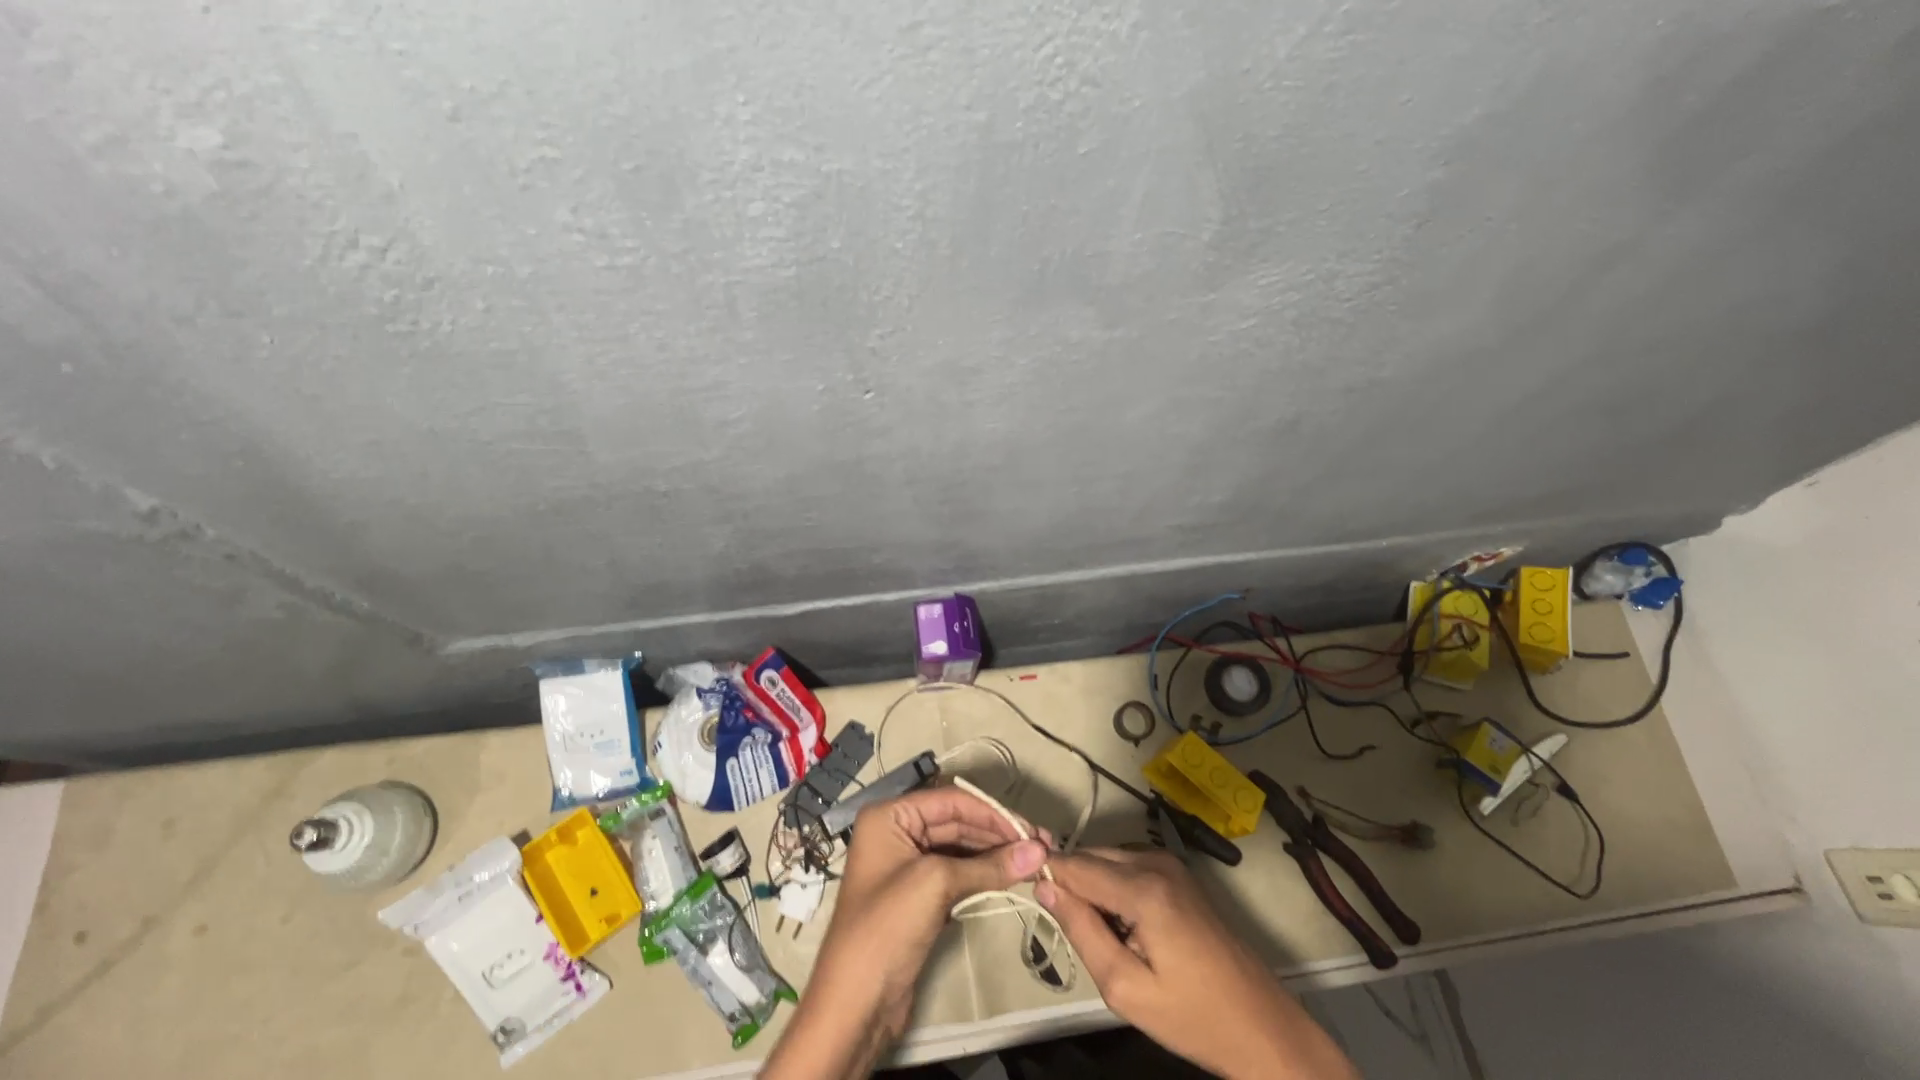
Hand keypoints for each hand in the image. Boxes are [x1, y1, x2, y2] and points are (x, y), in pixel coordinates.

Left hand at [763, 787, 1049, 1077]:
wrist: (857, 1000)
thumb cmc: (888, 926)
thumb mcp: (937, 884)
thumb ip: (989, 865)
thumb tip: (1038, 851)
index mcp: (889, 816)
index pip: (951, 801)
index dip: (994, 813)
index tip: (1033, 831)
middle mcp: (897, 833)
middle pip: (957, 823)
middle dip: (999, 835)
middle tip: (1042, 849)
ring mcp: (907, 866)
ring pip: (960, 849)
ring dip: (995, 856)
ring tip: (1034, 864)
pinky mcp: (919, 897)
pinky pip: (957, 874)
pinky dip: (983, 875)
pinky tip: (1010, 879)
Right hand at [1037, 849, 1357, 1079]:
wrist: (1261, 1026)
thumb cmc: (1192, 1016)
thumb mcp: (1124, 986)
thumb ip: (1080, 931)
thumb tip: (1044, 887)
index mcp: (1143, 887)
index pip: (1073, 864)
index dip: (1045, 877)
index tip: (1026, 899)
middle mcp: (1156, 862)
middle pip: (1090, 857)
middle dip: (1071, 885)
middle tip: (1070, 933)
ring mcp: (1172, 866)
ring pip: (1107, 860)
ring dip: (1092, 888)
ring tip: (1100, 937)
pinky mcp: (1180, 876)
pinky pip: (1128, 869)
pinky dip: (1113, 889)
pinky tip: (1124, 930)